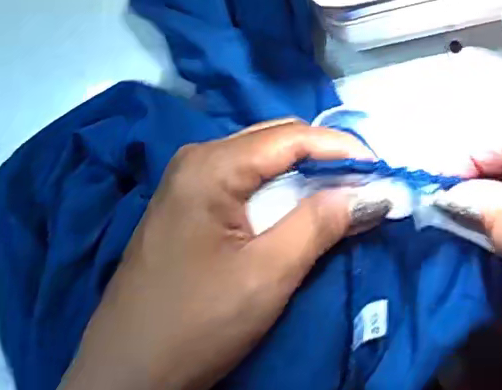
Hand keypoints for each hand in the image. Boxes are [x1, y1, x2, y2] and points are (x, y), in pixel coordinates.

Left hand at [60, 119, 391, 389]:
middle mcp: (197, 156)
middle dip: (323, 156)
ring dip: (302, 170)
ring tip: (342, 189)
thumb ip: (319, 225)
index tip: (382, 168)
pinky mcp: (185, 202)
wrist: (119, 380)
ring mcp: (187, 178)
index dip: (340, 148)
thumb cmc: (195, 324)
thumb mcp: (266, 276)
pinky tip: (298, 202)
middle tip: (366, 180)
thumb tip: (370, 192)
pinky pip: (242, 176)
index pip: (290, 137)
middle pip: (274, 139)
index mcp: (211, 164)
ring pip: (259, 156)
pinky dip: (277, 185)